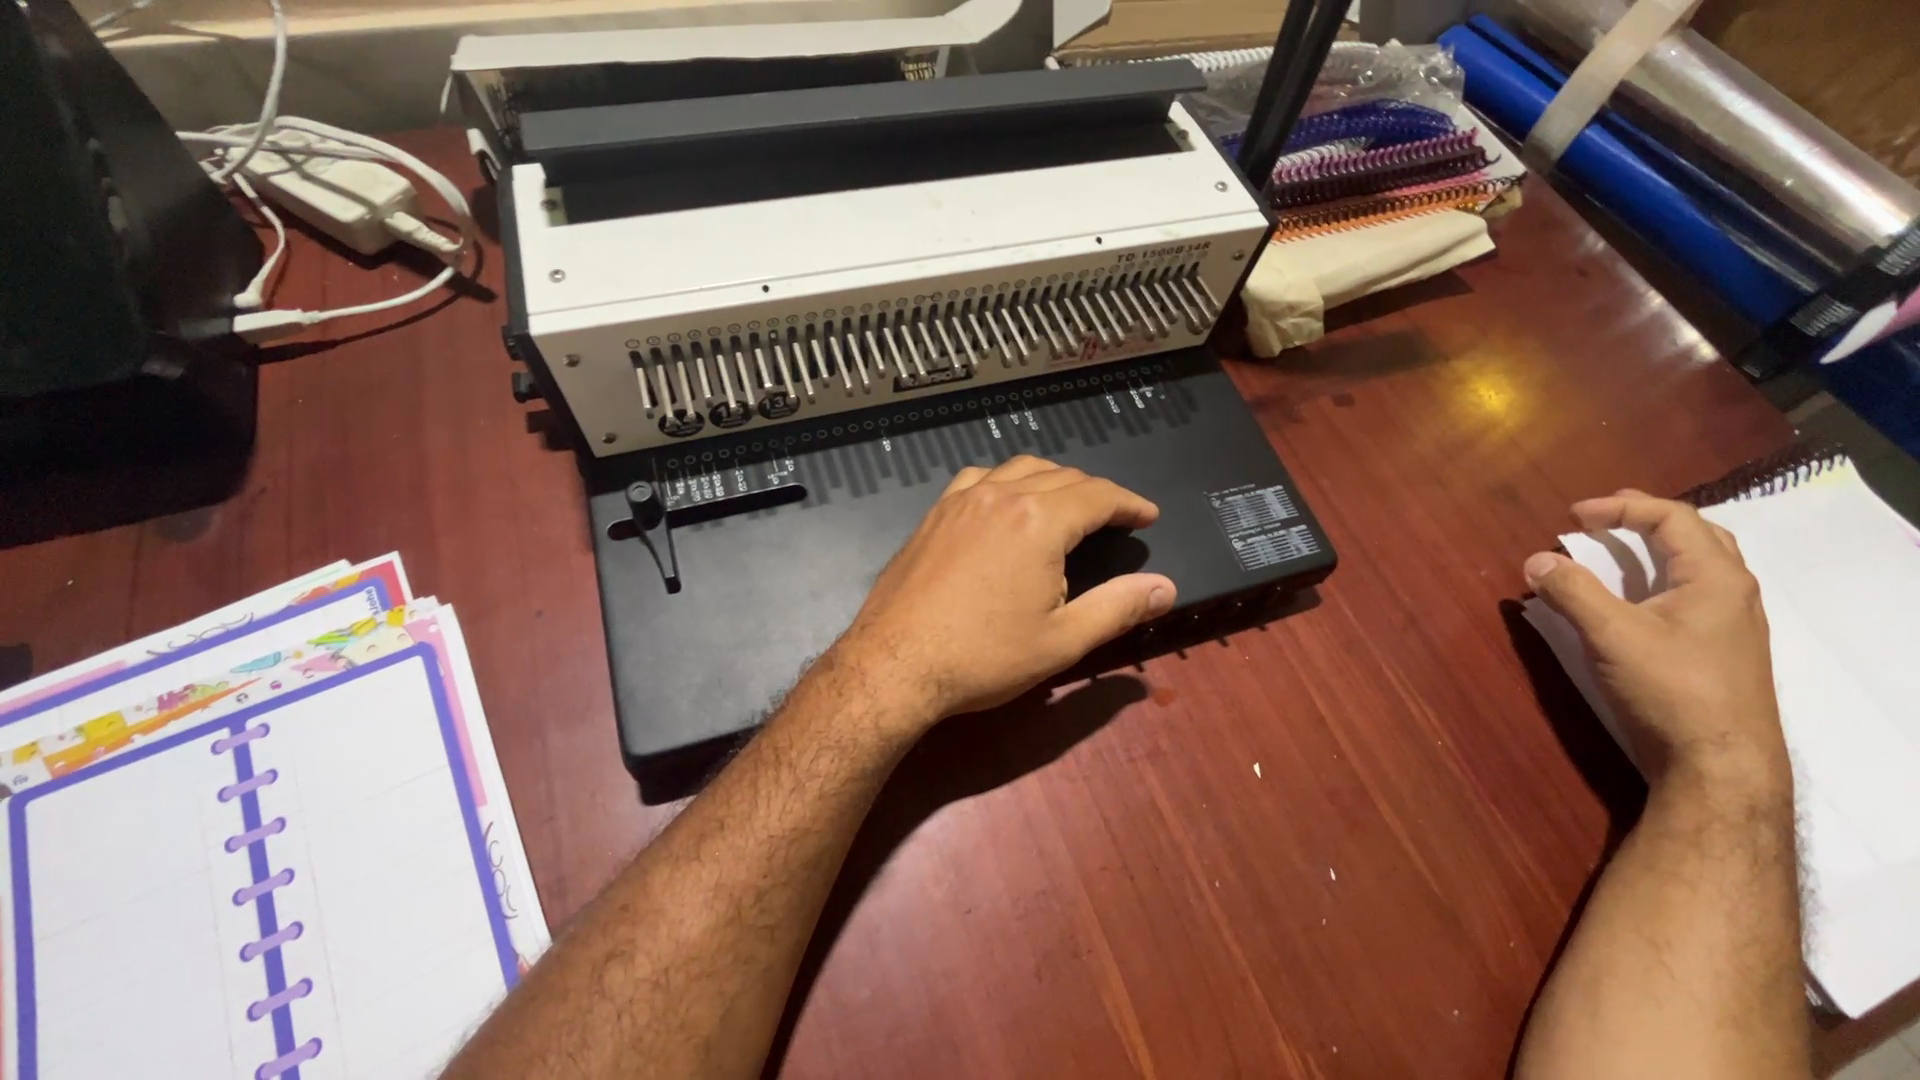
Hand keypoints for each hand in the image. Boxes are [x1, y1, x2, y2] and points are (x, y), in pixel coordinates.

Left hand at [828, 455, 1176, 737]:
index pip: (1098, 495)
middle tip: (1115, 517)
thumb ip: (1118, 608)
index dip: (1129, 503)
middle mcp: (1000, 496)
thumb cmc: (983, 658)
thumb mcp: (1062, 640)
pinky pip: (978, 479)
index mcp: (1038, 521)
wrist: (895, 665)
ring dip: (1052, 480)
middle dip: (1095, 492)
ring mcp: (960, 501)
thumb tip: (1166, 588)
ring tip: (1068, 504)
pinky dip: (1006, 482)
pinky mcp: (934, 515)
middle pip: (1061, 476)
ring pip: (1018, 470)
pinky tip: (1005, 503)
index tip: (1148, 516)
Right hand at [1524, 491, 1785, 788]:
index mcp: (1715, 577)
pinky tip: (1630, 599)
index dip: (1621, 507)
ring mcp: (1728, 624)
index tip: (1573, 516)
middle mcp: (1731, 593)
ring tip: (1611, 551)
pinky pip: (1687, 595)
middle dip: (1644, 519)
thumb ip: (1573, 591)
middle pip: (1694, 536)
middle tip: (1600, 519)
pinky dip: (1654, 580)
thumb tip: (1537, 559)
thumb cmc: (1671, 688)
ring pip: (1694, 567)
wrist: (1718, 761)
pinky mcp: (1716, 650)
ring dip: (1651, 550)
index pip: (1672, 518)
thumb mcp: (1611, 634)